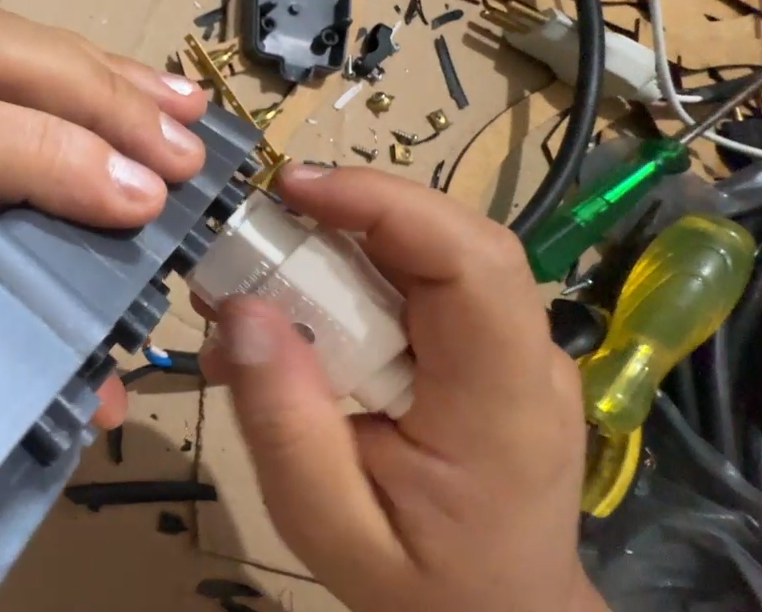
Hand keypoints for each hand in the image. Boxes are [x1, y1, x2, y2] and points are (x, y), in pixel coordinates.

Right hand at [201, 167, 604, 611]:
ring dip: (333, 240)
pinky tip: (286, 307)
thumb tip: (240, 307)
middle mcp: (521, 357)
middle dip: (348, 209)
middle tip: (257, 218)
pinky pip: (410, 282)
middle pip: (447, 240)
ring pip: (424, 251)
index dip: (384, 203)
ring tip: (252, 269)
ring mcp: (506, 349)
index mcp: (502, 401)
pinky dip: (340, 273)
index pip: (471, 262)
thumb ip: (282, 423)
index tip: (292, 188)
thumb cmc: (417, 583)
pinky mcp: (476, 349)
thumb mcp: (327, 521)